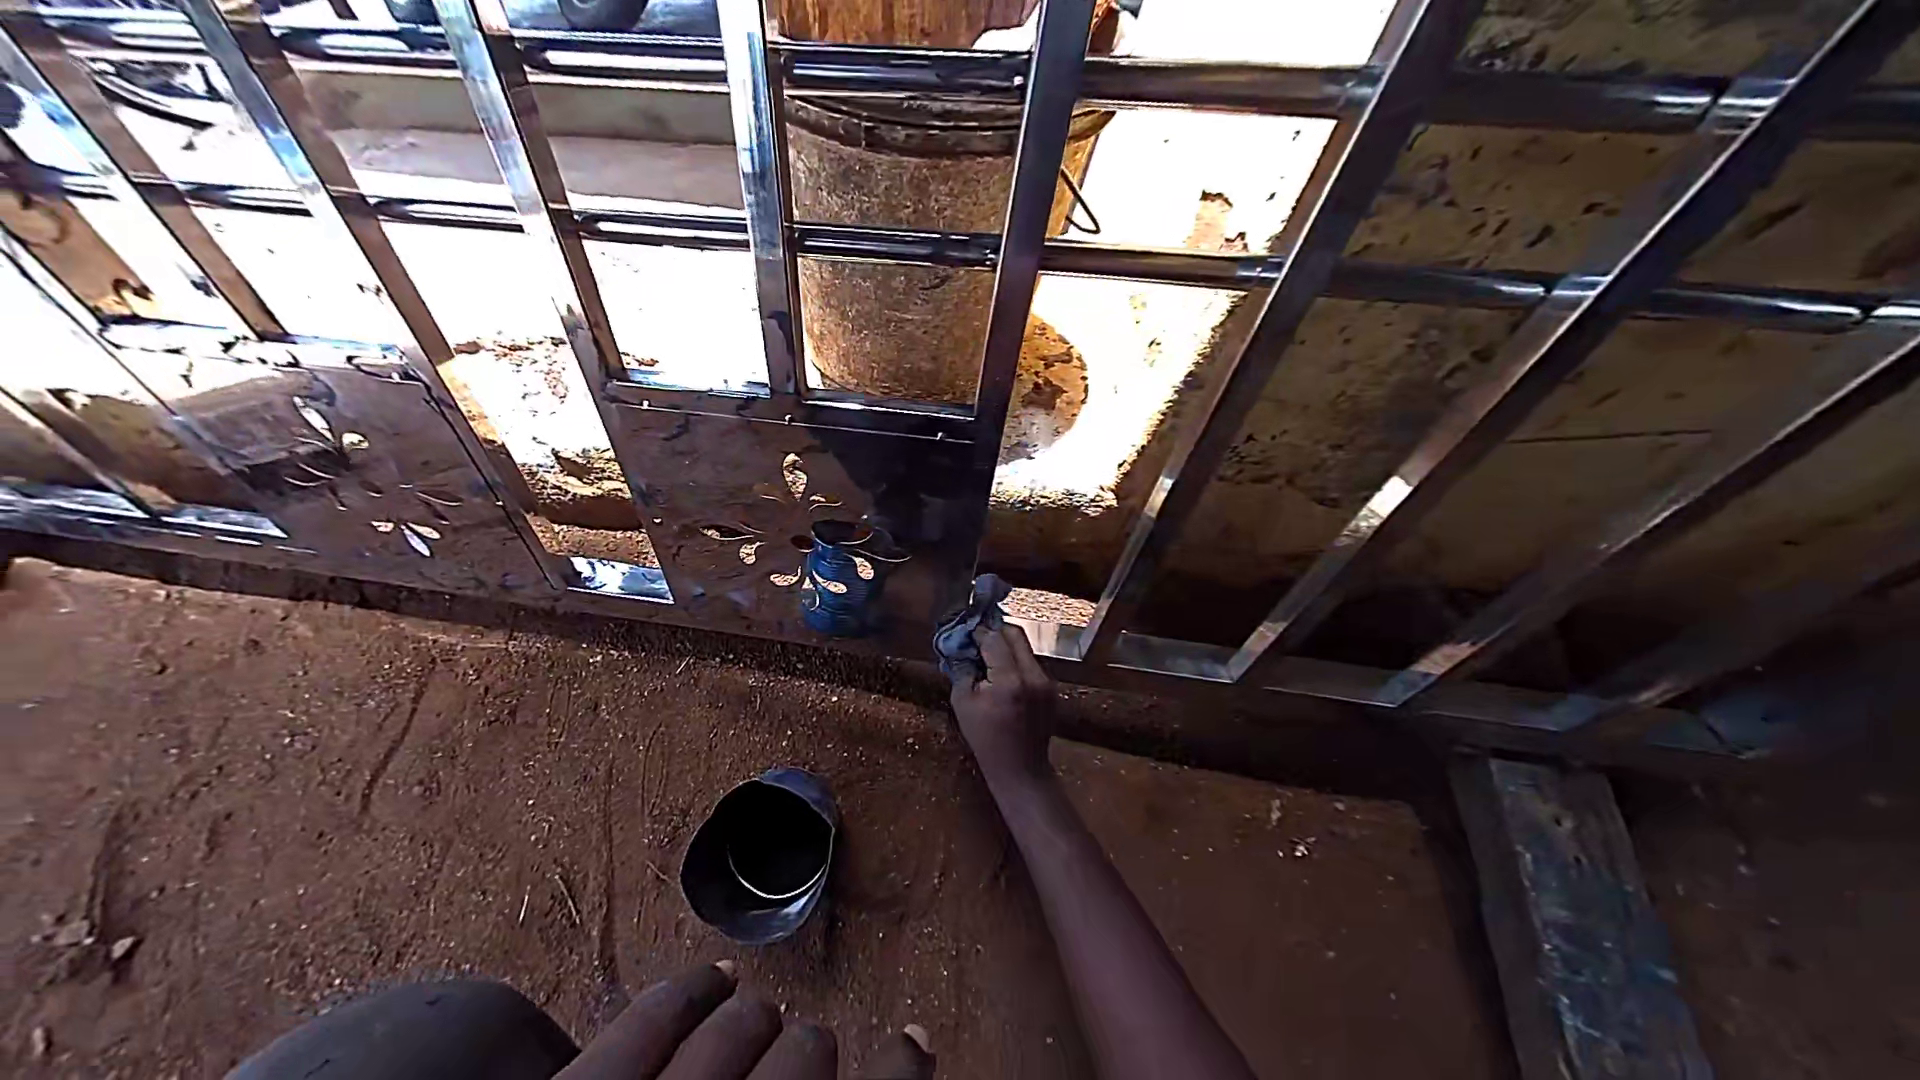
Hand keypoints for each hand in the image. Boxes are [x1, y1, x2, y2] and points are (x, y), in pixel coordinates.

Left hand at [558, 963, 933, 1079]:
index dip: (902, 1075)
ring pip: (736, 1030)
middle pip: (803, 1060)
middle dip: (810, 1052)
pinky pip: (649, 1019)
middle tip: (807, 1050)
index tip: (913, 1043)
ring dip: (756, 1022)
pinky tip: (709, 984)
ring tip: (760, 1021)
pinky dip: (688, 991)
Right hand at [949, 623, 1056, 790]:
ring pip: (1024, 648)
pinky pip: (1030, 663)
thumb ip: (962, 669)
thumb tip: (961, 645)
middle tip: (977, 636)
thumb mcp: (963, 703)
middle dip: (995, 631)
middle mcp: (1033, 676)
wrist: (1020, 768)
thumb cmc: (986, 739)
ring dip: (1006, 646)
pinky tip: (1002, 674)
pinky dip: (1015, 661)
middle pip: (1015, 635)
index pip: (994, 639)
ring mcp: (1046, 681)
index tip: (965, 631)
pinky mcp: (1051, 688)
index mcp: (1010, 681)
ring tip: (988, 657)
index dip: (978, 631)